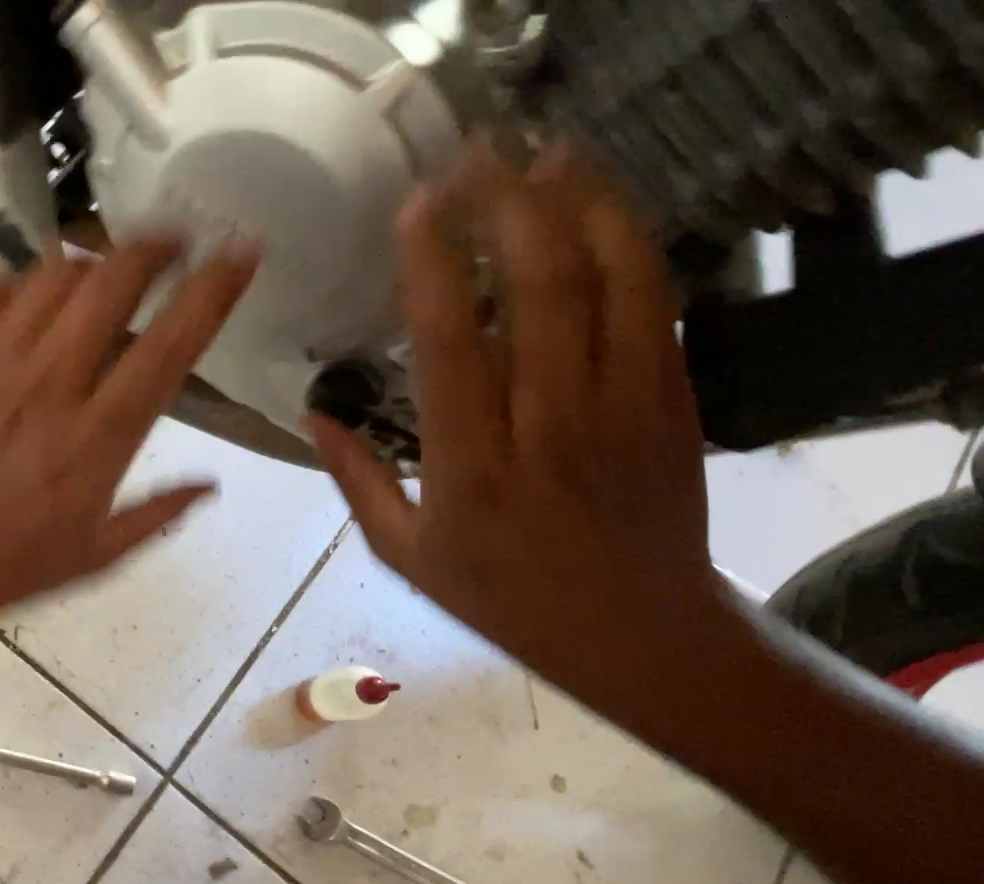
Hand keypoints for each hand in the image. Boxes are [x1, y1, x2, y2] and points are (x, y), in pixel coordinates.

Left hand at [0, 240, 258, 630]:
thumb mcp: (95, 556)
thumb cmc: (6, 566)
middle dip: (153, 244)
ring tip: (106, 263)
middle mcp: (49, 385)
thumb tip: (211, 486)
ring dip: (90, 257)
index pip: (169, 346)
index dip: (213, 290)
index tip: (241, 251)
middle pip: (111, 283)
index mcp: (97, 437)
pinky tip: (32, 293)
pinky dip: (22, 281)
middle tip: (173, 239)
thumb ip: (158, 514)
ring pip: (51, 276)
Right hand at [309, 147, 731, 691]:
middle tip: (474, 155)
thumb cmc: (504, 598)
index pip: (454, 346)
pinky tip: (595, 203)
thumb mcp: (406, 556)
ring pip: (612, 278)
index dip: (433, 265)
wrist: (638, 630)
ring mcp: (623, 407)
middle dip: (508, 205)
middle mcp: (550, 427)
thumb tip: (311, 416)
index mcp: (472, 470)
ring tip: (540, 153)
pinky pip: (654, 300)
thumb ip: (357, 481)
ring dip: (577, 203)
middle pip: (541, 289)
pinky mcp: (672, 398)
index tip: (415, 205)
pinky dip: (627, 238)